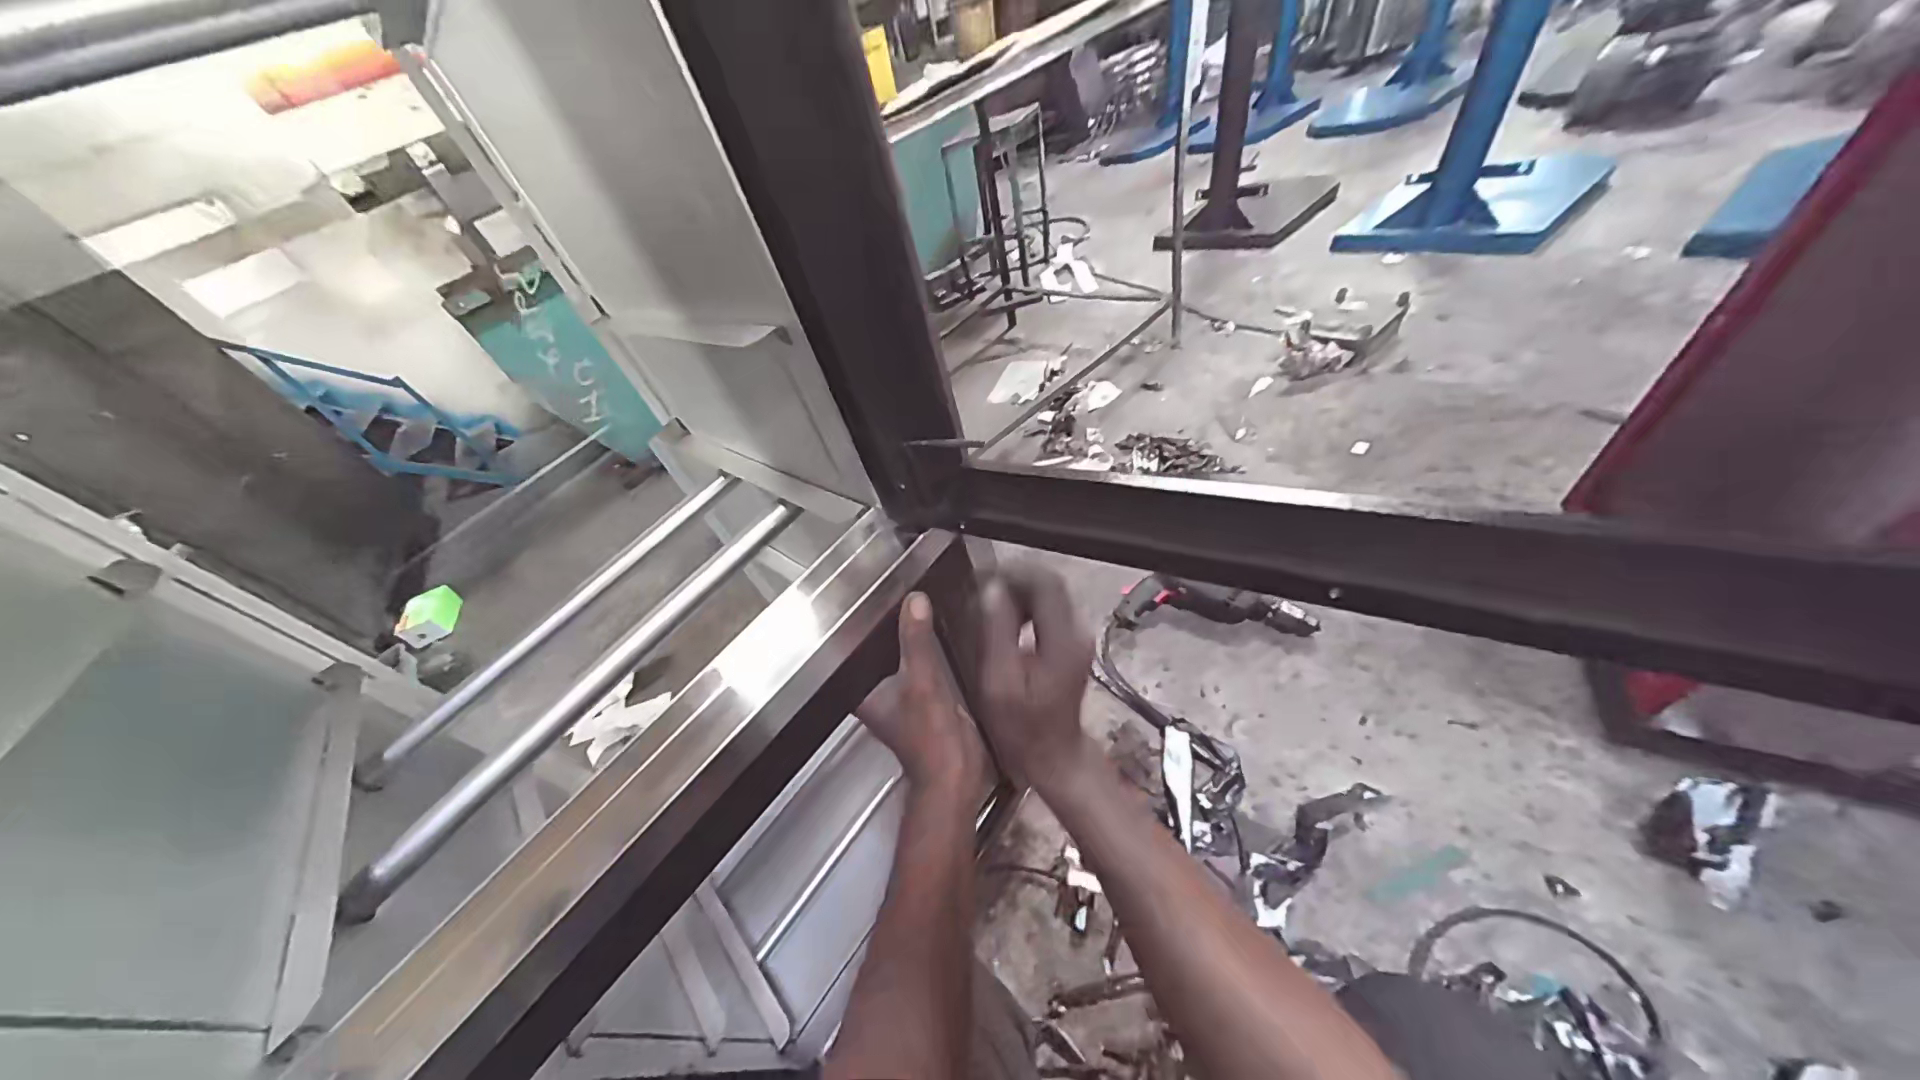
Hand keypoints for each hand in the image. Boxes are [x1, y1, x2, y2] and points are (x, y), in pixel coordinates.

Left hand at [858, 593, 988, 796]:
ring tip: (914, 607)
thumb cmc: (931, 743)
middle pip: (877, 651)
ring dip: (908, 639)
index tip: (867, 598)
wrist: (957, 773)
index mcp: (864, 692)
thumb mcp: (923, 681)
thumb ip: (917, 642)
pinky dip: (928, 652)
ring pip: (899, 658)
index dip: (859, 624)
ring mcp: (901, 698)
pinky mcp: (925, 701)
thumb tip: (914, 604)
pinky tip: (938, 636)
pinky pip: (922, 666)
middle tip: (895, 595)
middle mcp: (877, 695)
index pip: (853, 650)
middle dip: (887, 626)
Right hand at [976, 565, 1095, 791]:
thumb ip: (995, 631)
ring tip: (988, 601)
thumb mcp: (998, 681)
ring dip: (1019, 591)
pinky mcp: (1072, 643)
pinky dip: (1026, 605)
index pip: (1044, 583)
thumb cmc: (1022, 728)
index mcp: (1062, 639)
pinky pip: (1050, 609)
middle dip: (1014, 579)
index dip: (1012, 572)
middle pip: (1049, 583)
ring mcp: (1078, 637)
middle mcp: (1077, 632)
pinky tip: (1003, 618)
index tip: (983, 578)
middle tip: (981, 587)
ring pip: (1051, 594)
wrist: (1053, 755)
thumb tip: (991, 590)